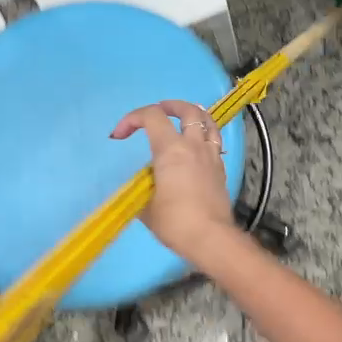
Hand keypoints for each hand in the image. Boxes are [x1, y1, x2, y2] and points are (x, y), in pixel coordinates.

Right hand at [112, 99, 236, 257]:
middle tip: (159, 109)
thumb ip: (143, 187)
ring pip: (208, 121)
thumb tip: (145, 183)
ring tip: (184, 117)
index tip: (120, 135)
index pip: (152, 116)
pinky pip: (215, 140)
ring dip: (194, 114)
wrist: (210, 237)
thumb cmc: (174, 221)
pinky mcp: (221, 168)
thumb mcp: (146, 206)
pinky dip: (205, 134)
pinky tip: (198, 144)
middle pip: (188, 110)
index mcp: (171, 149)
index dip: (132, 118)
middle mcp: (194, 145)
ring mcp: (211, 155)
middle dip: (170, 105)